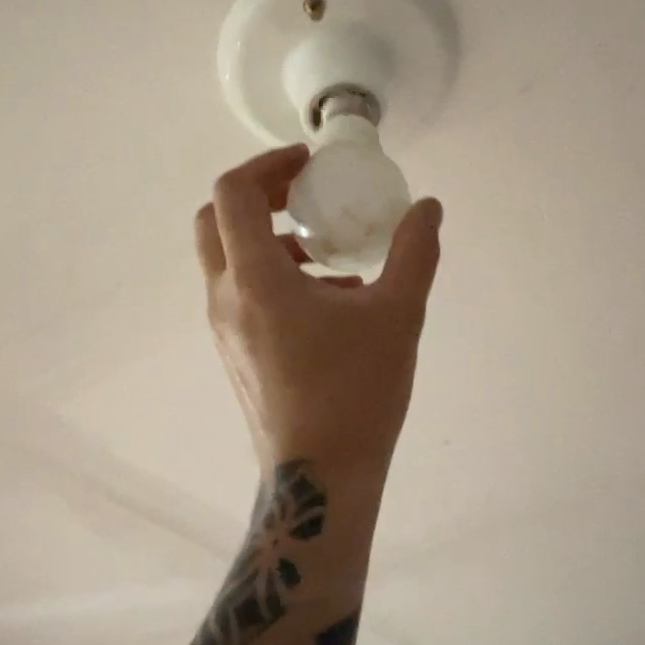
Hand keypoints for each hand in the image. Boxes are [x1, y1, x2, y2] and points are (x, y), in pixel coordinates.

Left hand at [196, 145, 443, 478]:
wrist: (320, 480)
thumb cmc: (356, 393)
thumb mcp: (397, 315)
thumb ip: (413, 252)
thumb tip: (428, 207)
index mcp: (254, 280)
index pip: (232, 193)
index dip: (267, 165)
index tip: (309, 165)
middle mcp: (225, 299)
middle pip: (215, 221)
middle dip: (258, 196)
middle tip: (306, 194)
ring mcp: (223, 330)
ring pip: (227, 259)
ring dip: (267, 238)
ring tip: (326, 251)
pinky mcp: (235, 353)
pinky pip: (240, 293)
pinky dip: (271, 274)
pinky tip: (328, 299)